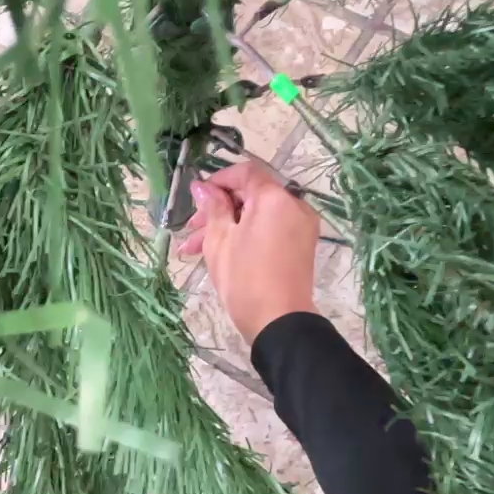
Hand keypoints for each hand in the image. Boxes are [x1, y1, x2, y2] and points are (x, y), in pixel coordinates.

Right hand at [176, 159, 319, 342]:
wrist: (278, 320)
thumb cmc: (244, 278)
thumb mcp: (219, 240)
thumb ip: (213, 208)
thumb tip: (202, 187)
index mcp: (274, 198)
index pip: (245, 173)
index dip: (218, 180)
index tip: (196, 197)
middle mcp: (294, 204)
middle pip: (251, 195)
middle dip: (219, 209)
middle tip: (191, 230)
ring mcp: (301, 225)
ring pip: (259, 214)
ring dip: (229, 226)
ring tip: (196, 249)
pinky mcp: (302, 243)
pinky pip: (271, 228)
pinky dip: (248, 234)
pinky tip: (223, 252)